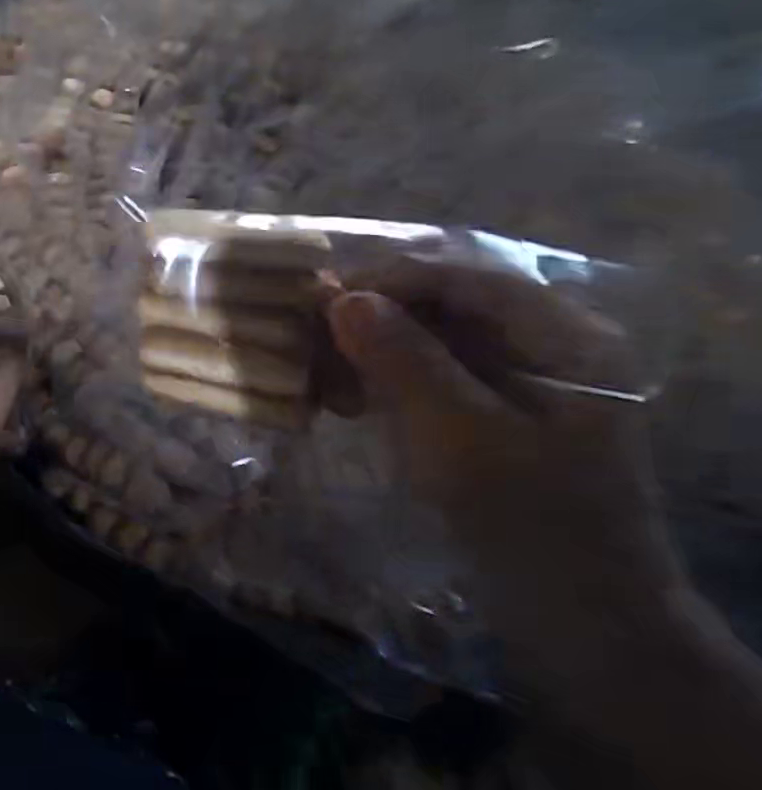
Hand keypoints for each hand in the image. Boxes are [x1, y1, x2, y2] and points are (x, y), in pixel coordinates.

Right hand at [326, 262, 683, 614]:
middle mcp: (540, 340)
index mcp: (563, 339)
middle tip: (307, 343)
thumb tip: (340, 297)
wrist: (572, 604)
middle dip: (366, 317)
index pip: (461, 276)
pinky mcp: (480, 398)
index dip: (385, 279)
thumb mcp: (457, 433)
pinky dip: (372, 372)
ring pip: (419, 330)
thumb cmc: (524, 514)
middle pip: (438, 299)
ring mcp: (510, 371)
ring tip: (321, 378)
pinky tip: (343, 398)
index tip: (315, 303)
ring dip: (361, 347)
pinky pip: (415, 363)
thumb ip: (402, 358)